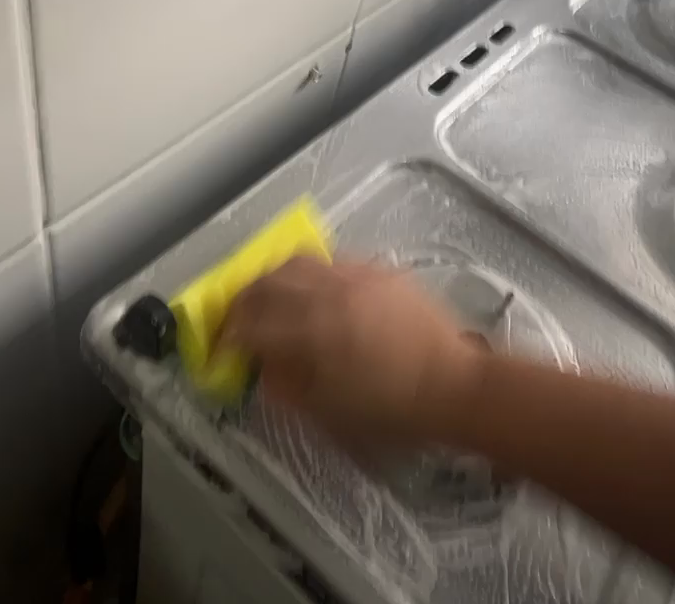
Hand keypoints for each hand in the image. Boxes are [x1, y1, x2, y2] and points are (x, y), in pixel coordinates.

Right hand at [220, 258, 484, 446]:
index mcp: (310, 332)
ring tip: (268, 296)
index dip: (225, 336)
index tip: (220, 348)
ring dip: (271, 278)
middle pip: (265, 282)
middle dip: (241, 301)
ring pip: (295, 261)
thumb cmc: (393, 410)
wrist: (455, 384)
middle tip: (235, 319)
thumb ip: (288, 386)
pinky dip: (309, 272)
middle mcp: (326, 293)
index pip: (248, 324)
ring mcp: (353, 275)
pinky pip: (330, 260)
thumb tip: (262, 368)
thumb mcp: (331, 413)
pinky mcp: (377, 269)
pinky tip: (313, 288)